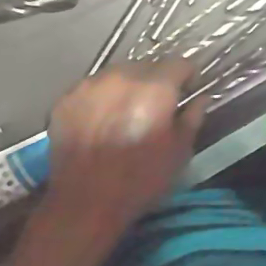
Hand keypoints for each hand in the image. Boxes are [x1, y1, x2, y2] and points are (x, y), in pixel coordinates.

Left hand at [40, 60, 205, 244]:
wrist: (85, 202)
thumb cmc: (141, 180)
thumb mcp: (180, 153)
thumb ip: (192, 118)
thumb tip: (200, 98)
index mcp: (155, 89)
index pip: (179, 63)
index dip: (187, 77)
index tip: (187, 92)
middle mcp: (121, 77)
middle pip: (147, 65)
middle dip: (156, 81)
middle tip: (157, 107)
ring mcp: (89, 85)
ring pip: (117, 74)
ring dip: (127, 87)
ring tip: (127, 114)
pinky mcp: (65, 99)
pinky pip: (92, 88)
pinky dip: (102, 98)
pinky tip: (102, 123)